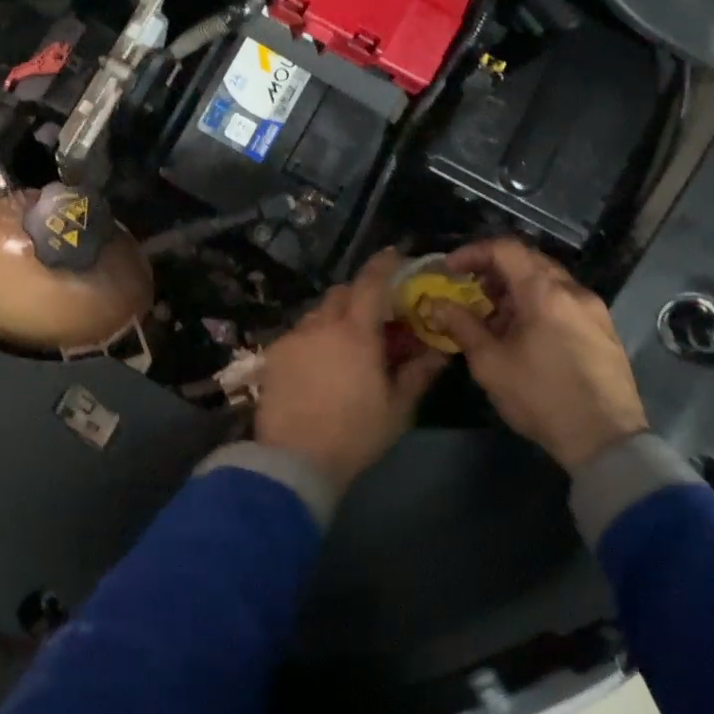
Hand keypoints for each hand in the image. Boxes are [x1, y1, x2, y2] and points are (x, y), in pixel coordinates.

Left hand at [256, 250, 446, 493]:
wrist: (295, 457)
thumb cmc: (355, 433)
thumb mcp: (398, 407)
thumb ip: (418, 372)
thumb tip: (439, 350)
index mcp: (354, 332)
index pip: (370, 283)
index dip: (384, 265)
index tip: (395, 255)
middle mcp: (320, 325)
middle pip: (341, 294)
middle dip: (360, 295)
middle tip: (377, 316)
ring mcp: (293, 338)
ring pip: (317, 313)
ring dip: (335, 318)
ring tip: (348, 345)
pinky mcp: (274, 354)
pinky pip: (299, 333)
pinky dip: (315, 337)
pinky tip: (322, 362)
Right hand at [429, 238, 647, 471]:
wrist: (605, 440)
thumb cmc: (541, 396)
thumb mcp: (490, 363)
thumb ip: (461, 326)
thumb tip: (437, 304)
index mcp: (545, 293)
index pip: (506, 249)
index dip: (473, 252)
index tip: (450, 269)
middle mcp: (574, 292)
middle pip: (529, 261)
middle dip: (493, 270)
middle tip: (468, 291)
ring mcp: (594, 311)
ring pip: (548, 282)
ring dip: (515, 289)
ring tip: (492, 317)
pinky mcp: (603, 331)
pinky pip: (564, 301)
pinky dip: (536, 304)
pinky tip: (522, 333)